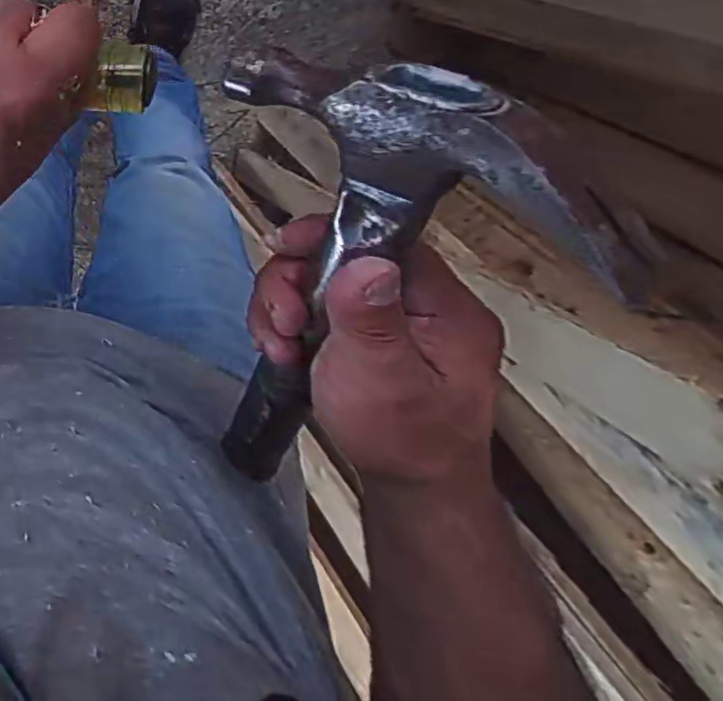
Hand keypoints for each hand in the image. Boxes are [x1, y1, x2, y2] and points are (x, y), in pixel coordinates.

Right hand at [248, 216, 504, 488]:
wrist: (409, 486)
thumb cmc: (401, 436)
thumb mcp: (381, 376)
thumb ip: (371, 318)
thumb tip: (367, 263)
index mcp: (443, 309)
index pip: (385, 240)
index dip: (329, 236)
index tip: (283, 247)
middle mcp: (418, 305)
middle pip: (336, 257)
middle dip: (290, 284)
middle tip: (281, 322)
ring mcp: (386, 319)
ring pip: (312, 281)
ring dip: (279, 307)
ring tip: (279, 346)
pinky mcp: (359, 333)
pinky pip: (308, 305)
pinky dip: (283, 323)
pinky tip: (282, 350)